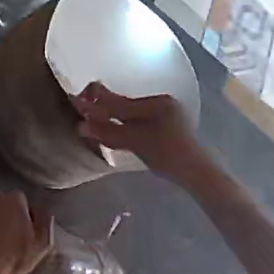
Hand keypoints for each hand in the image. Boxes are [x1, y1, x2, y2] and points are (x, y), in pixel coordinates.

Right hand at [71, 82, 209, 180]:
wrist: (197, 173)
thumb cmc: (167, 154)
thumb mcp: (134, 141)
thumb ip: (107, 131)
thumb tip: (80, 125)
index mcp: (156, 102)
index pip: (118, 100)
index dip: (95, 102)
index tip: (76, 102)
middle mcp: (162, 103)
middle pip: (124, 105)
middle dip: (103, 109)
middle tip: (82, 114)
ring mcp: (167, 115)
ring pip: (132, 114)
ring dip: (113, 118)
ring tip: (96, 125)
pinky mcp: (169, 128)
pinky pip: (140, 122)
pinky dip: (126, 126)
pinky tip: (118, 133)